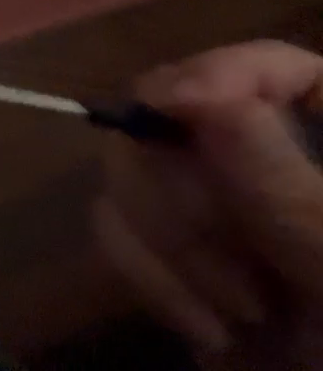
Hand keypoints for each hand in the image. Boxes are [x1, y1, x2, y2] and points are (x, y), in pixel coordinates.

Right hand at [94, 40, 322, 361]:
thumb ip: (288, 191)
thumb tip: (193, 91)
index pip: (286, 70)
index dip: (227, 72)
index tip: (175, 105)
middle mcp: (273, 171)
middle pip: (178, 115)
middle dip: (184, 187)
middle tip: (236, 252)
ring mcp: (219, 213)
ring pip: (129, 167)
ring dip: (169, 242)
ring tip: (240, 313)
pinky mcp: (169, 254)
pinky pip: (111, 222)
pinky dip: (145, 274)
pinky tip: (208, 329)